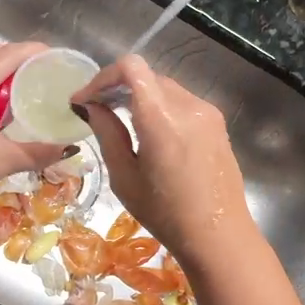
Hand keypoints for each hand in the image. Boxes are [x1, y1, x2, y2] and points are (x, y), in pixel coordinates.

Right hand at [72, 55, 254, 267]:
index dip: (102, 77)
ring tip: (121, 122)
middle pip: (148, 76)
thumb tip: (91, 107)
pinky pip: (183, 104)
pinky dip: (161, 108)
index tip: (85, 99)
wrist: (219, 236)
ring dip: (140, 97)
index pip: (131, 68)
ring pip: (166, 89)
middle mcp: (189, 106)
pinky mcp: (218, 124)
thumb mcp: (125, 178)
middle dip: (118, 87)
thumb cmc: (166, 214)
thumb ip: (107, 134)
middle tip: (96, 111)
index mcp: (162, 119)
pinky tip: (150, 134)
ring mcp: (208, 113)